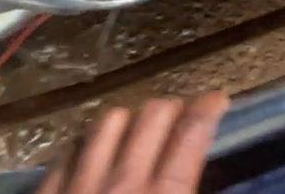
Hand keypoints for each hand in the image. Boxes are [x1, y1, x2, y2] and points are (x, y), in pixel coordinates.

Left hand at [37, 93, 228, 193]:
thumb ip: (189, 188)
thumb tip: (200, 160)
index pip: (192, 128)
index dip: (209, 105)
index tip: (217, 100)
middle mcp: (123, 184)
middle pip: (153, 114)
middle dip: (171, 110)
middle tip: (178, 121)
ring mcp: (77, 188)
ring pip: (109, 121)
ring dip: (128, 122)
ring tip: (134, 133)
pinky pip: (66, 151)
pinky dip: (85, 144)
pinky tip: (92, 155)